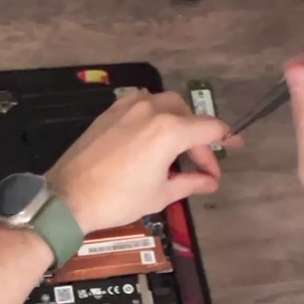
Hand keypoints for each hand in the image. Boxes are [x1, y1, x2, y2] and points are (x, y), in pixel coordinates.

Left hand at [46, 90, 234, 231]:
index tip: (234, 150)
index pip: (210, 128)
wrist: (69, 196)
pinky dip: (154, 119)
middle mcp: (152, 109)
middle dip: (199, 138)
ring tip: (177, 151)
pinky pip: (142, 106)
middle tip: (200, 165)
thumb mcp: (159, 195)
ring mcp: (128, 106)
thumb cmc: (118, 199)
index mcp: (170, 130)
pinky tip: (152, 141)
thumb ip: (189, 183)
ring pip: (165, 105)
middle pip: (188, 114)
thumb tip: (210, 182)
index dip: (225, 141)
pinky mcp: (110, 112)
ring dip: (177, 124)